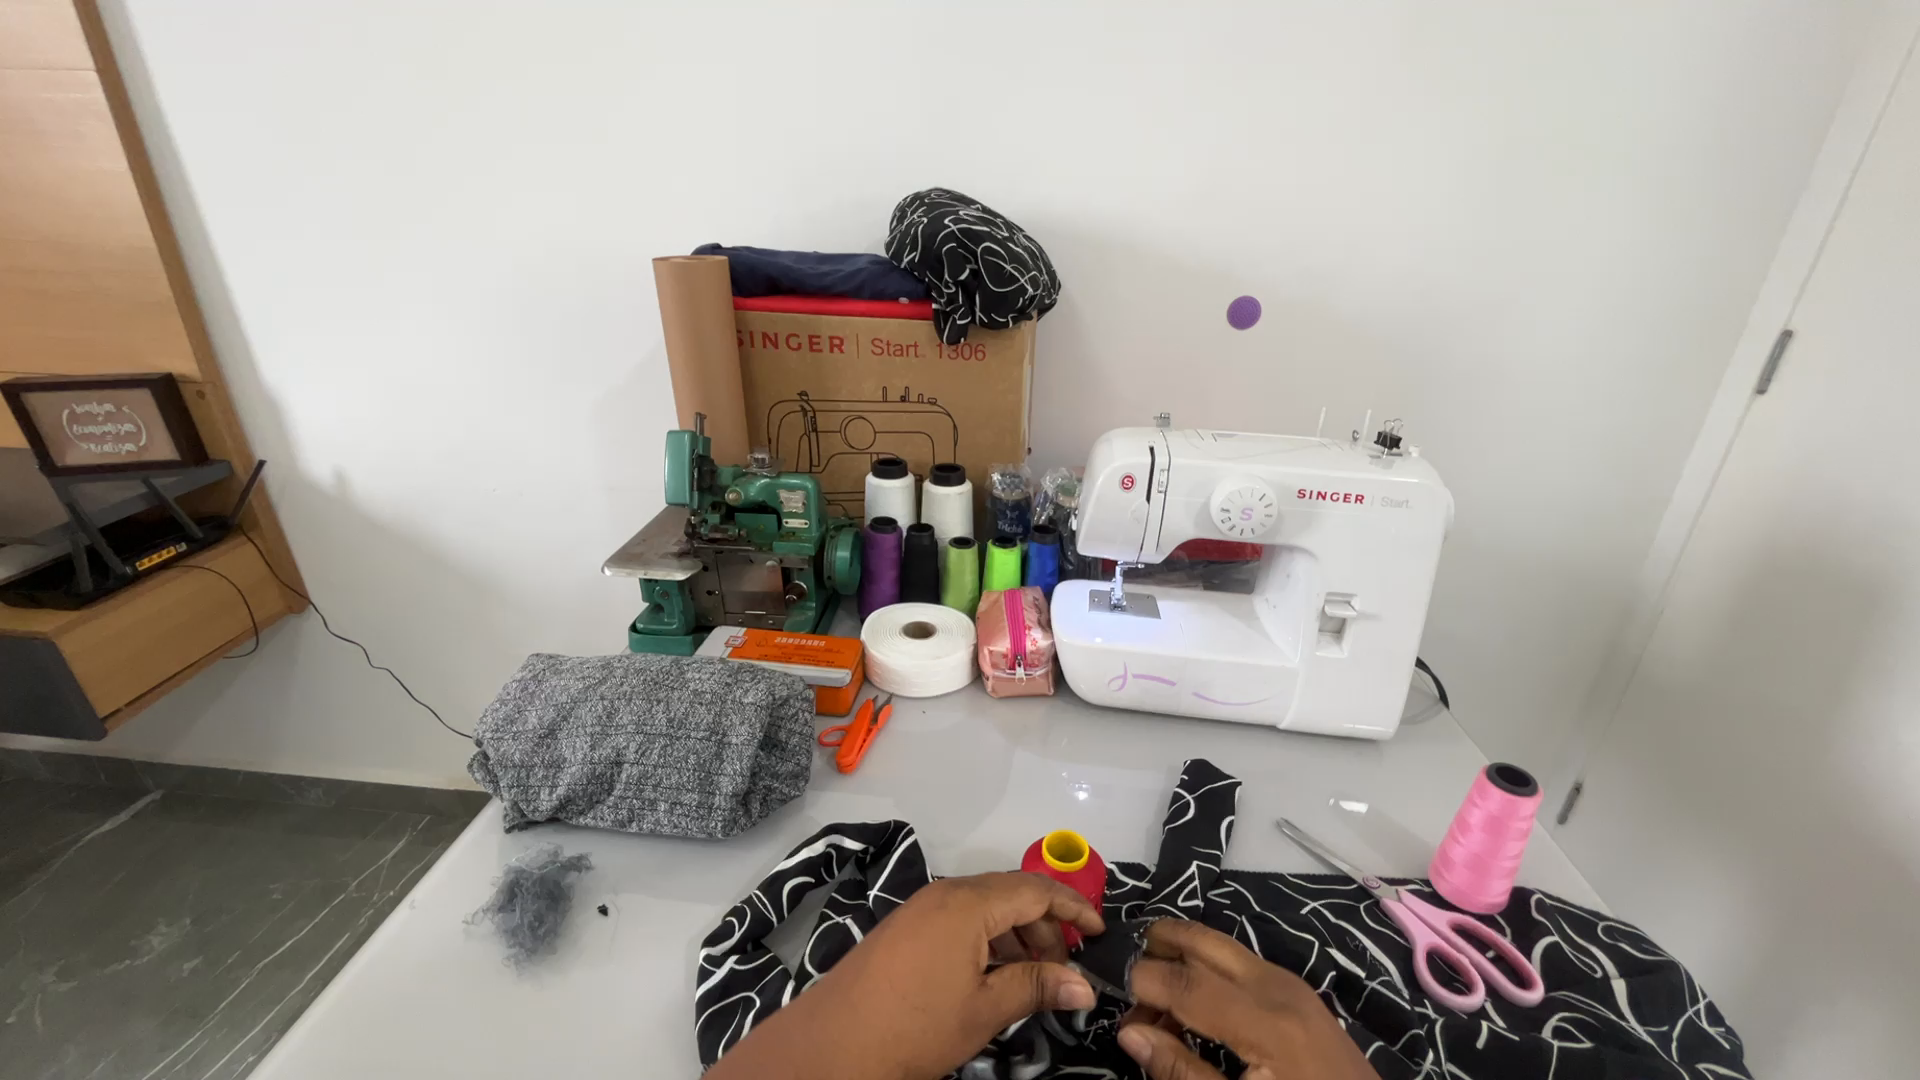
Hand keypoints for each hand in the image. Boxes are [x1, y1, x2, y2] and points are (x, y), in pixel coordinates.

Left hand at [706, 871, 1104, 1079]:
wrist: (835, 1042)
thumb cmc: (916, 1026)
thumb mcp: (983, 1009)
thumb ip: (1035, 987)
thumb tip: (1086, 986)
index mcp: (968, 903)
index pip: (1034, 889)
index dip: (1072, 907)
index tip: (1099, 932)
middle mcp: (946, 893)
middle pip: (1010, 893)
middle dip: (1045, 924)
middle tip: (1068, 966)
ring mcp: (923, 907)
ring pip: (986, 906)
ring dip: (1017, 934)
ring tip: (1035, 976)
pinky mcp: (908, 925)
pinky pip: (961, 917)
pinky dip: (988, 938)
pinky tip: (995, 974)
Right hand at [1117, 919, 1378, 1079]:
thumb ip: (1183, 1073)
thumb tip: (1129, 1033)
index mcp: (1266, 1023)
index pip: (1185, 981)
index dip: (1141, 981)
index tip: (1107, 990)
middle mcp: (1277, 987)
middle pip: (1201, 940)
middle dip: (1155, 945)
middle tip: (1122, 977)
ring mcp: (1291, 984)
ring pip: (1218, 944)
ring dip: (1179, 958)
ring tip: (1154, 1004)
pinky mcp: (1297, 992)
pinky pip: (1238, 962)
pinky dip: (1204, 970)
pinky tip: (1192, 1009)